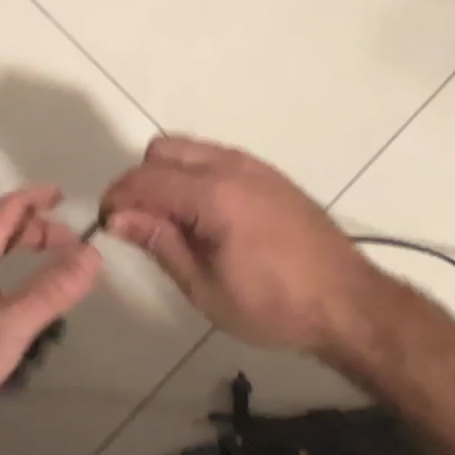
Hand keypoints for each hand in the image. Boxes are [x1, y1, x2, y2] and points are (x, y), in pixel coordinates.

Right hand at [103, 136, 387, 356]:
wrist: (348, 302)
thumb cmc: (273, 305)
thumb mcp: (206, 287)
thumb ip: (160, 243)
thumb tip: (116, 217)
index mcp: (213, 194)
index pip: (145, 179)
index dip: (117, 198)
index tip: (106, 225)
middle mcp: (231, 166)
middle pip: (163, 151)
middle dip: (141, 181)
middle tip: (140, 225)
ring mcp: (254, 166)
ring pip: (190, 149)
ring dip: (169, 176)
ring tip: (172, 223)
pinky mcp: (269, 175)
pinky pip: (216, 158)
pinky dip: (196, 176)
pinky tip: (205, 217)